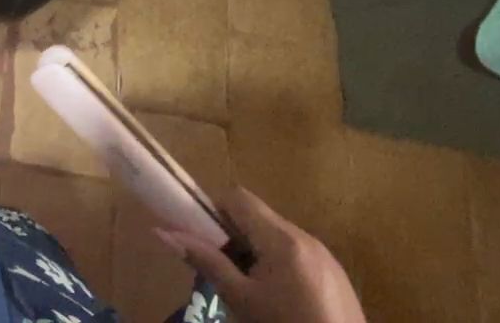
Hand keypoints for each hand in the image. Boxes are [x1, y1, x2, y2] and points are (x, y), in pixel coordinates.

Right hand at [155, 189, 366, 322]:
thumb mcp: (241, 301)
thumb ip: (206, 261)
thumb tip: (163, 232)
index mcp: (282, 239)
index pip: (237, 197)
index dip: (214, 211)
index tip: (205, 239)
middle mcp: (305, 237)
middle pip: (257, 216)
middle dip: (233, 235)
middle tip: (225, 270)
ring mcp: (325, 256)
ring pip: (276, 236)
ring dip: (255, 251)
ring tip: (252, 290)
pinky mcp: (337, 276)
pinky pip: (297, 254)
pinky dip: (279, 265)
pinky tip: (281, 301)